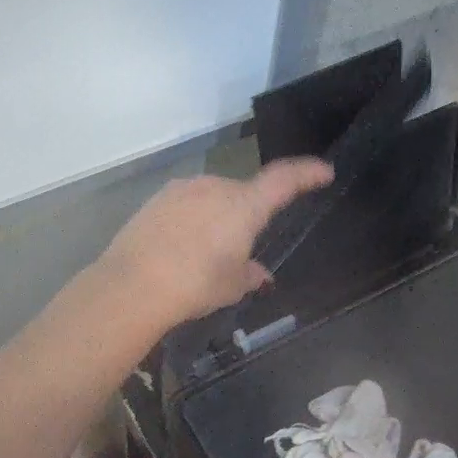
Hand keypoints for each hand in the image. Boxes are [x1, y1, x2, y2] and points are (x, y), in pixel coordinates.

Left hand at [94, 158, 332, 324]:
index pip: (284, 180)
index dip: (307, 174)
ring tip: (206, 256)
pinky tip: (181, 250)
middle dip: (248, 215)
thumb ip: (251, 275)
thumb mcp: (232, 286)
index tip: (323, 171)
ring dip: (217, 219)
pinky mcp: (156, 200)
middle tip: (242, 249)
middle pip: (243, 194)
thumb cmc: (195, 284)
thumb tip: (261, 273)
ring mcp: (182, 189)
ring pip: (212, 199)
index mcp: (245, 205)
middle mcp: (215, 187)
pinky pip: (185, 207)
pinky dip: (191, 223)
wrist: (134, 283)